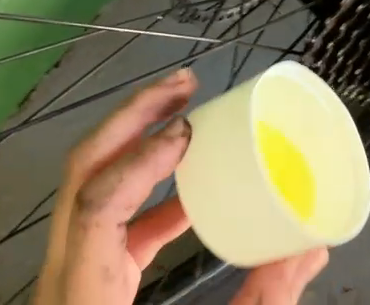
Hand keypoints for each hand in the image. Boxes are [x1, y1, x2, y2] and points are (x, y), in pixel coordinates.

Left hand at [35, 68, 328, 304]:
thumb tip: (306, 250)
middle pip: (83, 173)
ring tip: (186, 113)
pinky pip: (111, 222)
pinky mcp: (85, 286)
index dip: (139, 160)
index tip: (186, 131)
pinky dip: (148, 193)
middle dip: (131, 119)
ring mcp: (68, 279)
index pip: (96, 205)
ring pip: (89, 187)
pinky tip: (190, 185)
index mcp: (84, 298)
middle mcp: (63, 279)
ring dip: (137, 143)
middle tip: (184, 85)